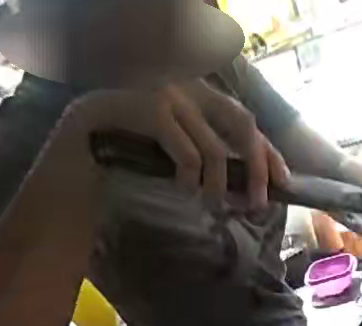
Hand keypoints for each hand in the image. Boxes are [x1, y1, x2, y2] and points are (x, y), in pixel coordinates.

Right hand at [72, 81, 289, 209]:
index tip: (285, 182)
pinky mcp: (148, 108)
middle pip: (242, 123)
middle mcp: (185, 84)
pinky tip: (182, 192)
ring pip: (215, 149)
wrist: (76, 146)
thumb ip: (205, 154)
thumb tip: (248, 185)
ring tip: (213, 206)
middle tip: (259, 204)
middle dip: (257, 167)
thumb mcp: (174, 152)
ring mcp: (166, 92)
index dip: (268, 151)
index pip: (243, 119)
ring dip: (219, 187)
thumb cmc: (126, 155)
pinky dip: (191, 180)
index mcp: (194, 92)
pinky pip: (188, 154)